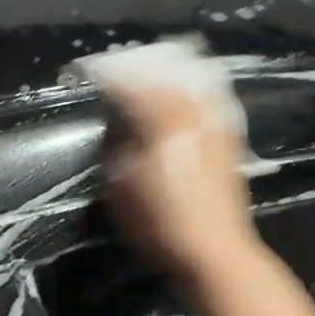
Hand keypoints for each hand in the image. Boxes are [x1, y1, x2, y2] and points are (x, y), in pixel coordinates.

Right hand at [100, 81, 259, 281]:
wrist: (213, 250)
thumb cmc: (159, 224)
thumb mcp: (120, 188)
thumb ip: (115, 146)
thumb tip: (117, 122)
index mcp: (162, 121)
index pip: (128, 82)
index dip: (104, 74)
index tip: (85, 72)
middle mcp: (192, 110)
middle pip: (162, 70)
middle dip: (135, 65)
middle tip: (114, 68)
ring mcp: (215, 120)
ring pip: (190, 76)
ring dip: (165, 68)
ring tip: (147, 71)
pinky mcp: (228, 134)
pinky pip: (209, 93)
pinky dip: (191, 83)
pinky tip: (182, 89)